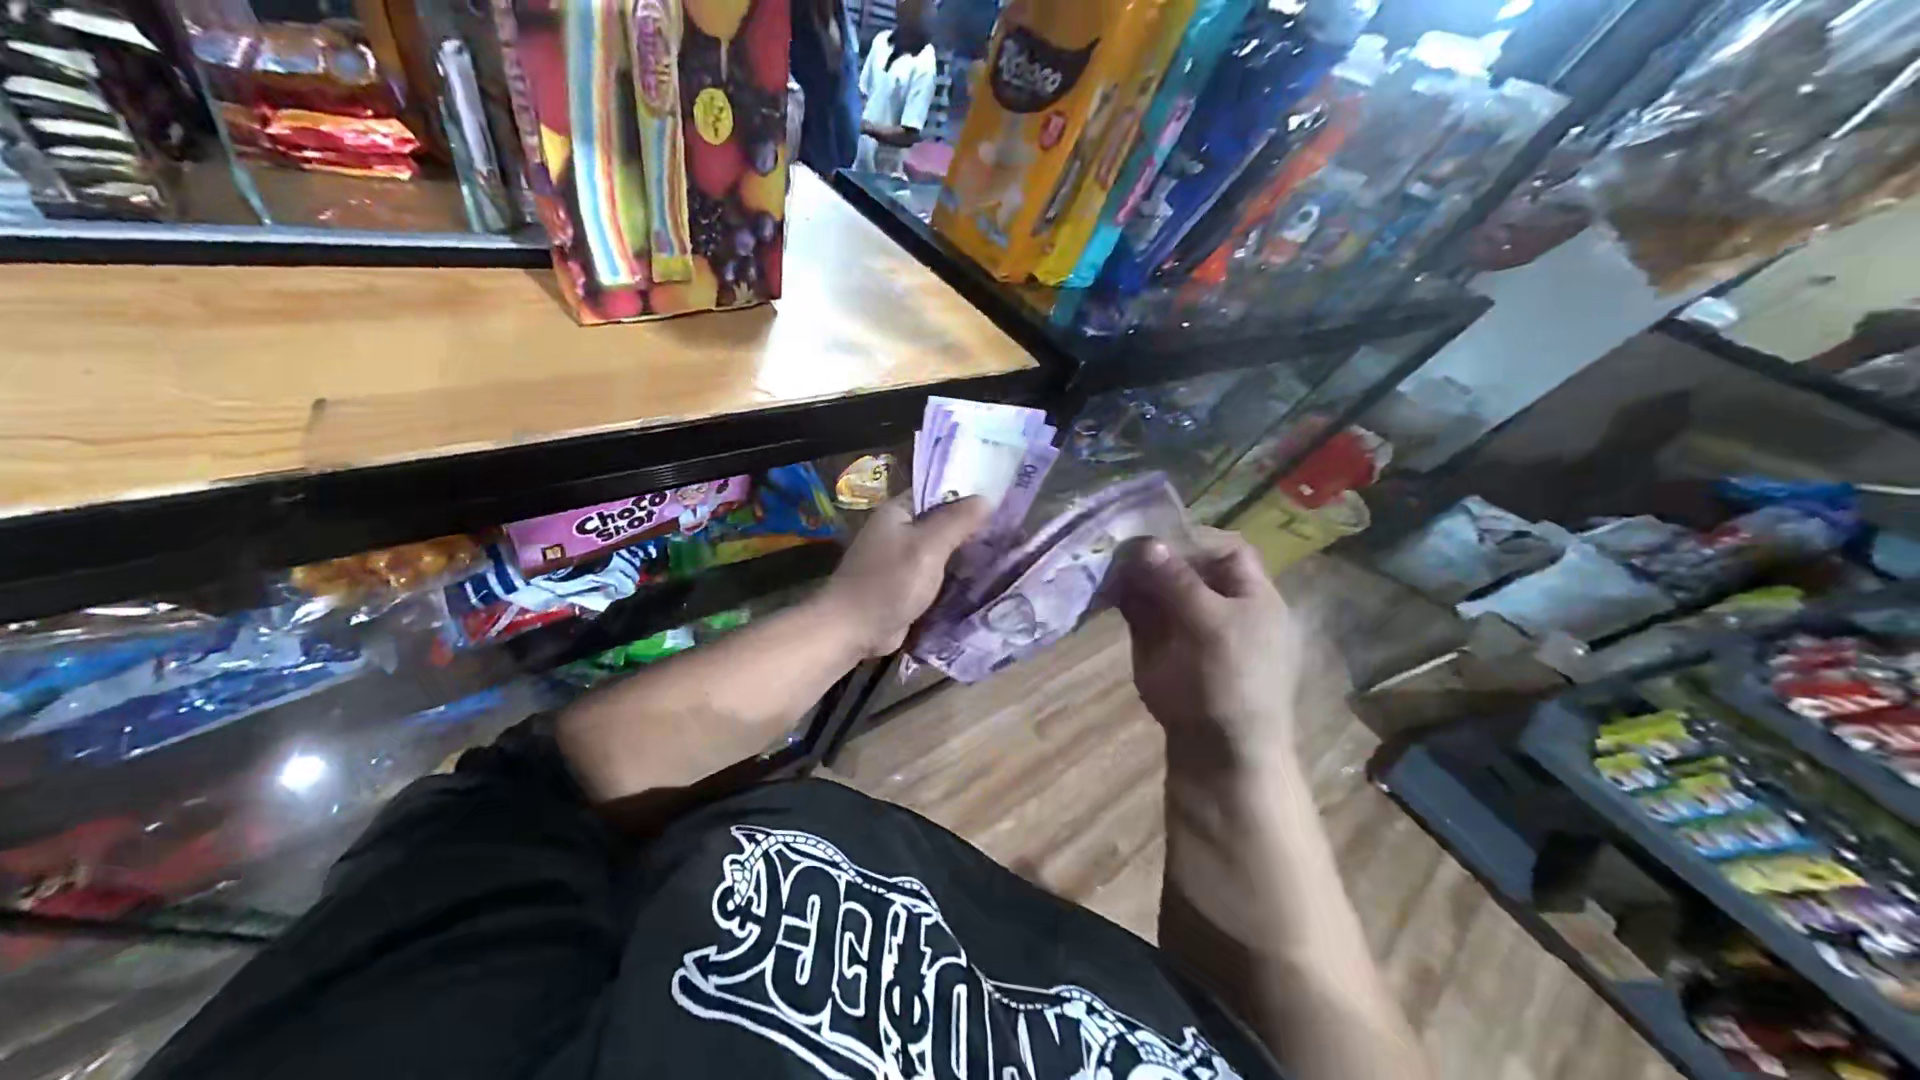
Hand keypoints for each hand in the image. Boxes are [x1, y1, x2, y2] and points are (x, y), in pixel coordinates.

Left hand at [815, 494, 991, 656]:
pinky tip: (981, 575)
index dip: (967, 493)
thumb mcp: (928, 547)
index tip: (1000, 498)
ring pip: (940, 548)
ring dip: (964, 551)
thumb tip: (986, 499)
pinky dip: (954, 573)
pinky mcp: (905, 583)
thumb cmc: (889, 582)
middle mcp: (897, 529)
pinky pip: (935, 571)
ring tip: (1003, 549)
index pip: (937, 491)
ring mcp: (900, 558)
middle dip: (970, 525)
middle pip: (940, 520)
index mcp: (898, 510)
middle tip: (1010, 528)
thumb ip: (957, 521)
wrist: (853, 629)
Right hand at [1113, 528, 1309, 768]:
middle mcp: (1215, 598)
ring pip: (1155, 581)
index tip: (1157, 532)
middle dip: (1153, 550)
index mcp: (1248, 592)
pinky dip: (1119, 592)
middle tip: (1119, 539)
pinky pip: (1135, 605)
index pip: (1224, 549)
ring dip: (1131, 569)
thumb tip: (1146, 543)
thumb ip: (1179, 581)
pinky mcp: (1154, 637)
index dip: (1193, 537)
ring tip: (1104, 557)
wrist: (1217, 745)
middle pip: (1183, 560)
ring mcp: (1183, 618)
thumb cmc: (1232, 679)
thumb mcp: (1213, 624)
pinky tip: (1101, 581)